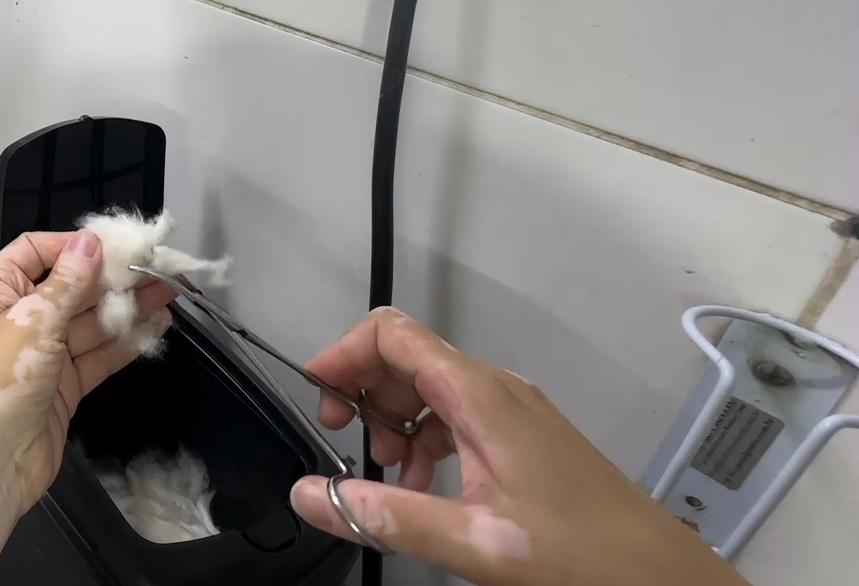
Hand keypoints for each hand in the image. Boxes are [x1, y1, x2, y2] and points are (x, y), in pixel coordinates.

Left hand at [0, 229, 174, 512]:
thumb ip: (67, 282)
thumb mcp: (34, 322)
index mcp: (0, 288)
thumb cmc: (0, 379)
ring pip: (90, 321)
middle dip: (111, 277)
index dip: (73, 245)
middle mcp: (21, 314)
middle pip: (70, 285)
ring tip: (168, 293)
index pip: (36, 250)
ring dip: (126, 307)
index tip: (115, 244)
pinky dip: (125, 342)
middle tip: (157, 267)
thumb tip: (89, 240)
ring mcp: (45, 351)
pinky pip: (98, 355)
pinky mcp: (65, 384)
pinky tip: (156, 327)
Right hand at [289, 307, 748, 585]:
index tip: (319, 396)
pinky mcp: (522, 439)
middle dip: (361, 392)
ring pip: (424, 389)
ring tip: (387, 473)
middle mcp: (492, 389)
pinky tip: (422, 488)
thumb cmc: (590, 561)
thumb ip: (385, 516)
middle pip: (400, 358)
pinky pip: (451, 418)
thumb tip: (304, 495)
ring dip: (390, 421)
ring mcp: (510, 413)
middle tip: (344, 440)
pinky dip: (422, 441)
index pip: (388, 333)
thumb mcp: (479, 544)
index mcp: (478, 394)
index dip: (342, 353)